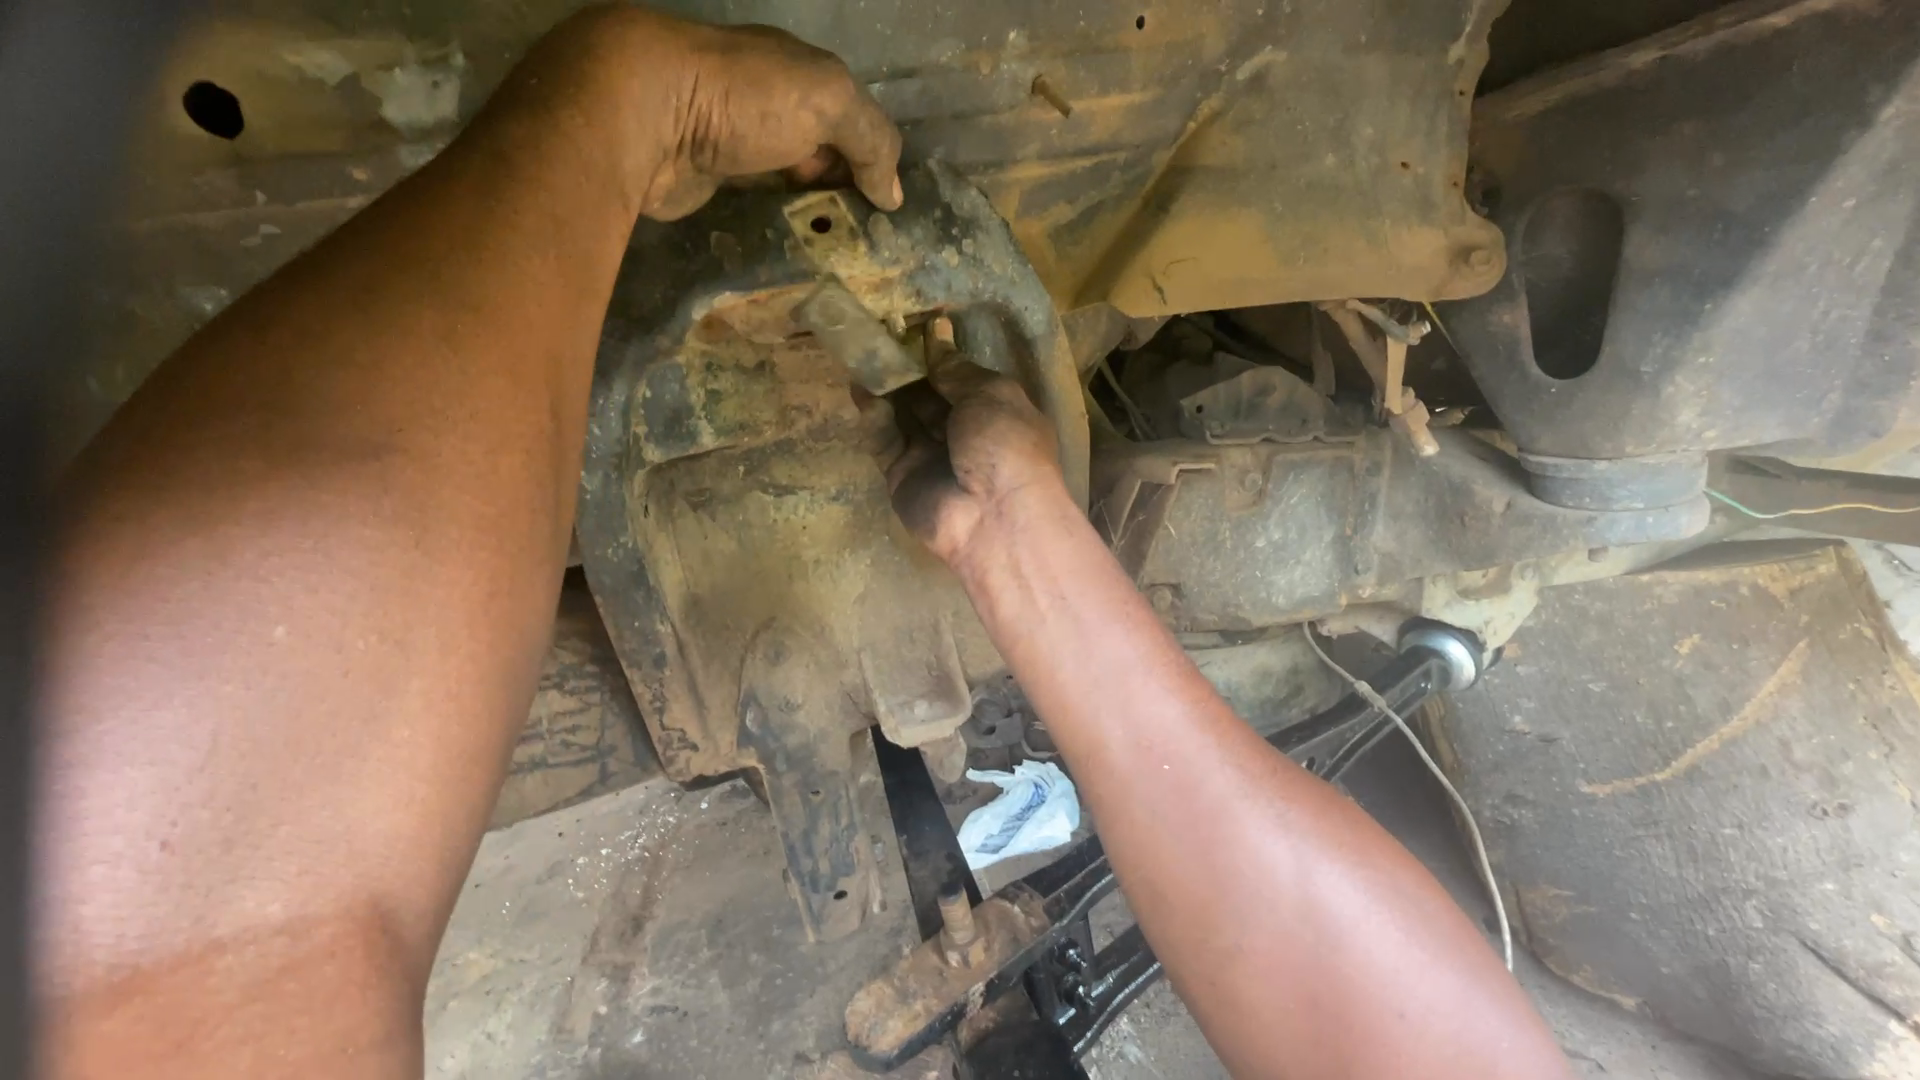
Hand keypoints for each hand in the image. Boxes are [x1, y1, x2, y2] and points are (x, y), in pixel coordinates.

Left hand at [501, 6, 902, 220]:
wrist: (645, 116)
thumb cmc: (744, 96)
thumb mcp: (828, 99)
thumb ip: (872, 138)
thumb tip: (894, 196)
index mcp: (794, 73)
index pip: (847, 118)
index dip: (868, 158)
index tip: (881, 206)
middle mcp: (764, 104)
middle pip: (818, 153)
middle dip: (841, 191)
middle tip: (862, 238)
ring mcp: (732, 143)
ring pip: (787, 185)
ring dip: (810, 214)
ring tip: (836, 253)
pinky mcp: (707, 182)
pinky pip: (754, 208)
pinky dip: (776, 226)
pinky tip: (794, 250)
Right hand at [880, 319, 1063, 566]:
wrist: (995, 517)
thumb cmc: (1006, 445)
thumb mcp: (991, 393)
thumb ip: (957, 369)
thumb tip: (938, 340)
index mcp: (995, 412)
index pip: (961, 379)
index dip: (937, 356)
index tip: (911, 327)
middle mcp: (963, 434)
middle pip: (928, 397)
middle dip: (906, 371)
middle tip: (877, 338)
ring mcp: (931, 458)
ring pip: (902, 417)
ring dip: (885, 390)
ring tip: (861, 357)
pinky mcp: (902, 477)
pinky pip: (886, 443)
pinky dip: (875, 420)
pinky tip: (862, 392)